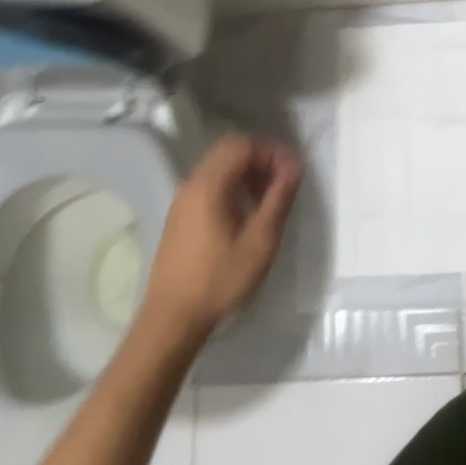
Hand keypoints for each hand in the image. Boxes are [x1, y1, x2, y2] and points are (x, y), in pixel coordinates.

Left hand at [142, 136, 301, 335]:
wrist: (172, 319)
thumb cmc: (220, 279)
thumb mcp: (260, 241)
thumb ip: (278, 199)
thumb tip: (294, 167)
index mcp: (208, 185)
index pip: (241, 145)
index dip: (271, 151)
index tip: (293, 172)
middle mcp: (190, 185)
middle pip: (228, 154)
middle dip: (261, 161)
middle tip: (284, 184)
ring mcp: (181, 202)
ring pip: (218, 171)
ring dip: (247, 176)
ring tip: (269, 201)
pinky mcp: (179, 219)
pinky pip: (209, 188)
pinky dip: (232, 190)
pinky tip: (246, 217)